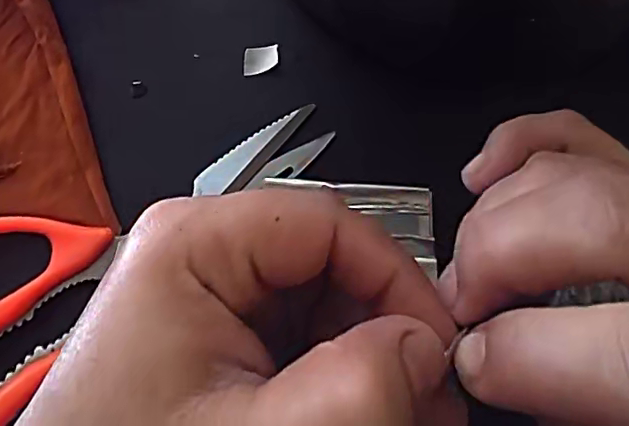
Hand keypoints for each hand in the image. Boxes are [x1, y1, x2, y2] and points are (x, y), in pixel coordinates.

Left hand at [23, 189, 462, 425]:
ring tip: (394, 412)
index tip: (435, 341)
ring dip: (363, 357)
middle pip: (327, 261)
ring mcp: (203, 291)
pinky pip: (291, 335)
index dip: (395, 277)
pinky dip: (330, 374)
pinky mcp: (208, 332)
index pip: (328, 221)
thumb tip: (424, 349)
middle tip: (424, 395)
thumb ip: (353, 389)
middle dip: (383, 328)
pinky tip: (348, 410)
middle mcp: (197, 251)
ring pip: (317, 302)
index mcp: (193, 241)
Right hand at [441, 111, 628, 425]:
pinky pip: (611, 144)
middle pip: (622, 222)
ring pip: (607, 168)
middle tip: (458, 304)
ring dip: (512, 203)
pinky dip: (536, 144)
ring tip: (469, 264)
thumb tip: (513, 381)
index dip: (545, 356)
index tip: (474, 366)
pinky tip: (489, 171)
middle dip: (510, 251)